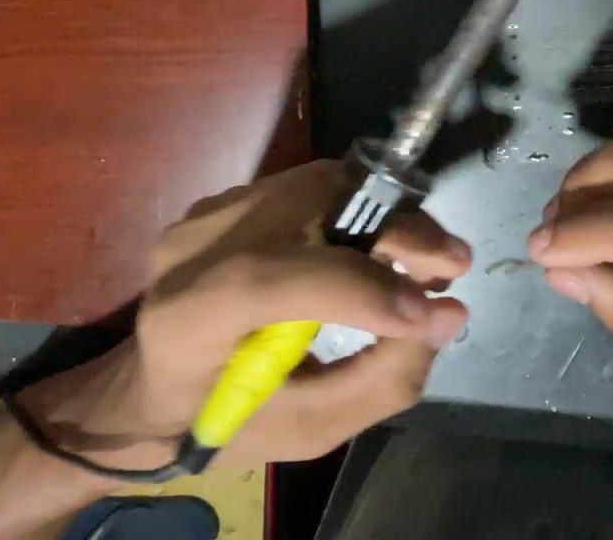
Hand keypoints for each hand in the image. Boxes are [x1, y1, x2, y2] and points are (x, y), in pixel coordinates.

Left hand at [21, 159, 471, 468]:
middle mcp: (190, 248)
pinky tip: (386, 246)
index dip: (352, 285)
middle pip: (301, 205)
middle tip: (452, 264)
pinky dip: (361, 208)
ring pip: (316, 183)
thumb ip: (381, 379)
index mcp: (185, 319)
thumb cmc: (229, 418)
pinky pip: (310, 187)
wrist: (160, 382)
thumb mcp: (307, 430)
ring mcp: (208, 212)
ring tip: (428, 255)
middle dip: (391, 227)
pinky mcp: (231, 198)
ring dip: (385, 211)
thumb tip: (448, 312)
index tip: (431, 307)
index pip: (261, 279)